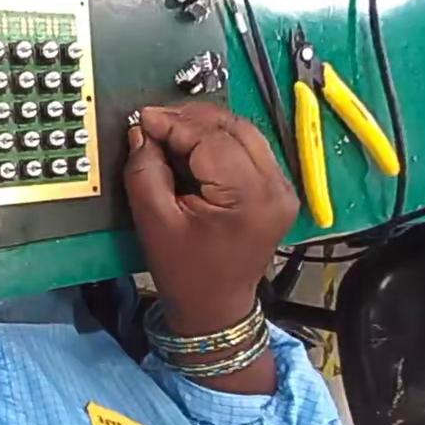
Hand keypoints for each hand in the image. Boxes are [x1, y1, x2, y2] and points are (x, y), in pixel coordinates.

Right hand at [124, 103, 297, 337]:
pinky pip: (246, 148)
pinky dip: (215, 140)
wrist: (214, 307)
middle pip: (233, 128)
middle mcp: (276, 186)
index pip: (211, 140)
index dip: (174, 124)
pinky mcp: (275, 189)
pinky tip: (189, 146)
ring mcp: (281, 187)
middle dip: (189, 119)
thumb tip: (143, 133)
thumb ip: (145, 172)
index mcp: (249, 198)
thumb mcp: (154, 222)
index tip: (142, 118)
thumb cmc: (183, 272)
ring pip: (242, 132)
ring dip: (203, 126)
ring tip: (167, 132)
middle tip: (152, 122)